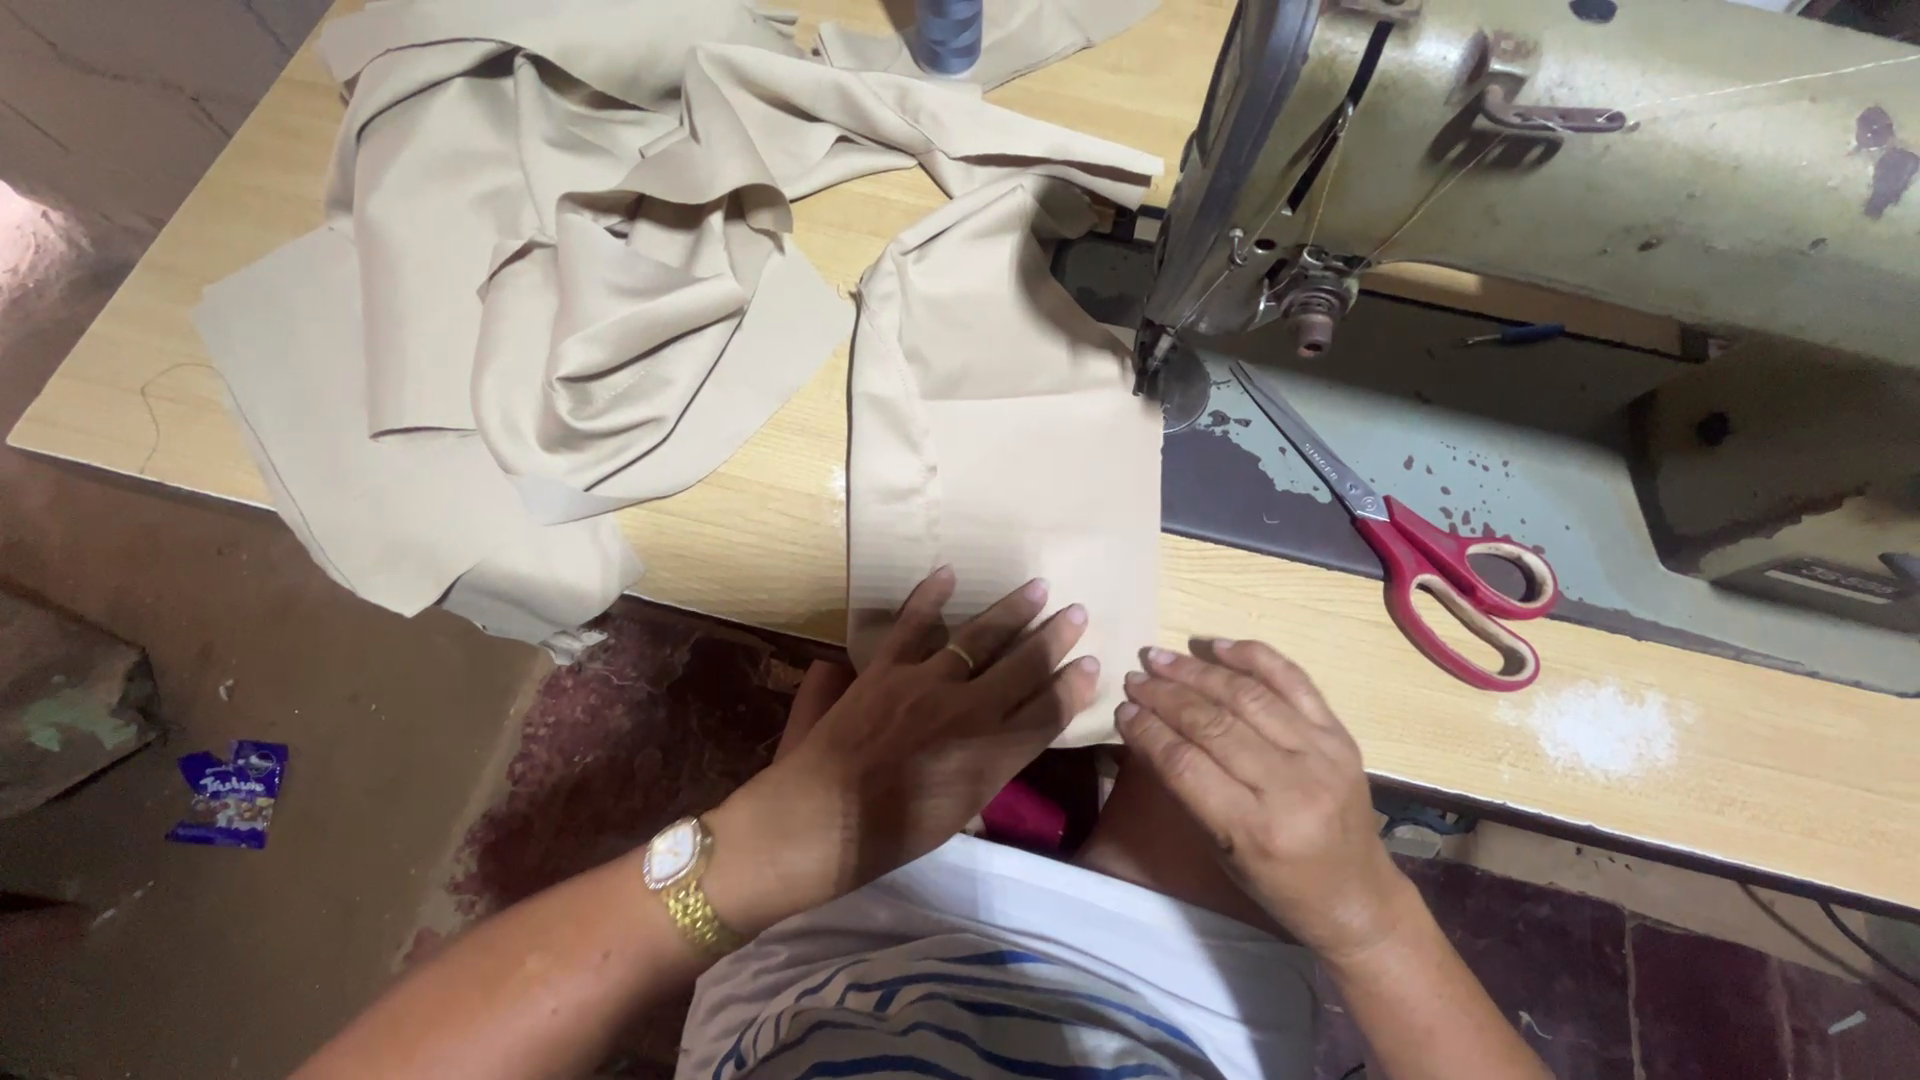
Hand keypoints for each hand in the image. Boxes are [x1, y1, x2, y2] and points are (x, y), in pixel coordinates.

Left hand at [702, 567, 1098, 934]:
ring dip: (1011, 611)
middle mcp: (969, 711)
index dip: (1072, 687)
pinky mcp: (885, 670)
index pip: (1046, 713)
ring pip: (979, 637)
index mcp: (992, 755)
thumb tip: (999, 746)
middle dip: (1054, 638)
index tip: (1092, 664)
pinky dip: (929, 597)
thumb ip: (987, 773)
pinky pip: (911, 625)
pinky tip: (948, 573)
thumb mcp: (957, 815)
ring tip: (1036, 588)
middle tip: (1076, 612)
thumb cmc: (891, 836)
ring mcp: (925, 684)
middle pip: (1023, 666)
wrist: (819, 821)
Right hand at [1114, 640, 1414, 960]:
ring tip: (1159, 658)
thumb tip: (1144, 727)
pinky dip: (1253, 656)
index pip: (1186, 764)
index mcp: (1256, 829)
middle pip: (1214, 724)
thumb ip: (1185, 787)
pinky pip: (1294, 681)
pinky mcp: (1341, 735)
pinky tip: (1217, 646)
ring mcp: (1322, 755)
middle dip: (1165, 696)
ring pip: (1248, 696)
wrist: (1357, 896)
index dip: (1148, 731)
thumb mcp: (1220, 850)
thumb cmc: (1277, 884)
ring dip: (1197, 671)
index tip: (1122, 710)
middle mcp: (1292, 787)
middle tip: (1134, 678)